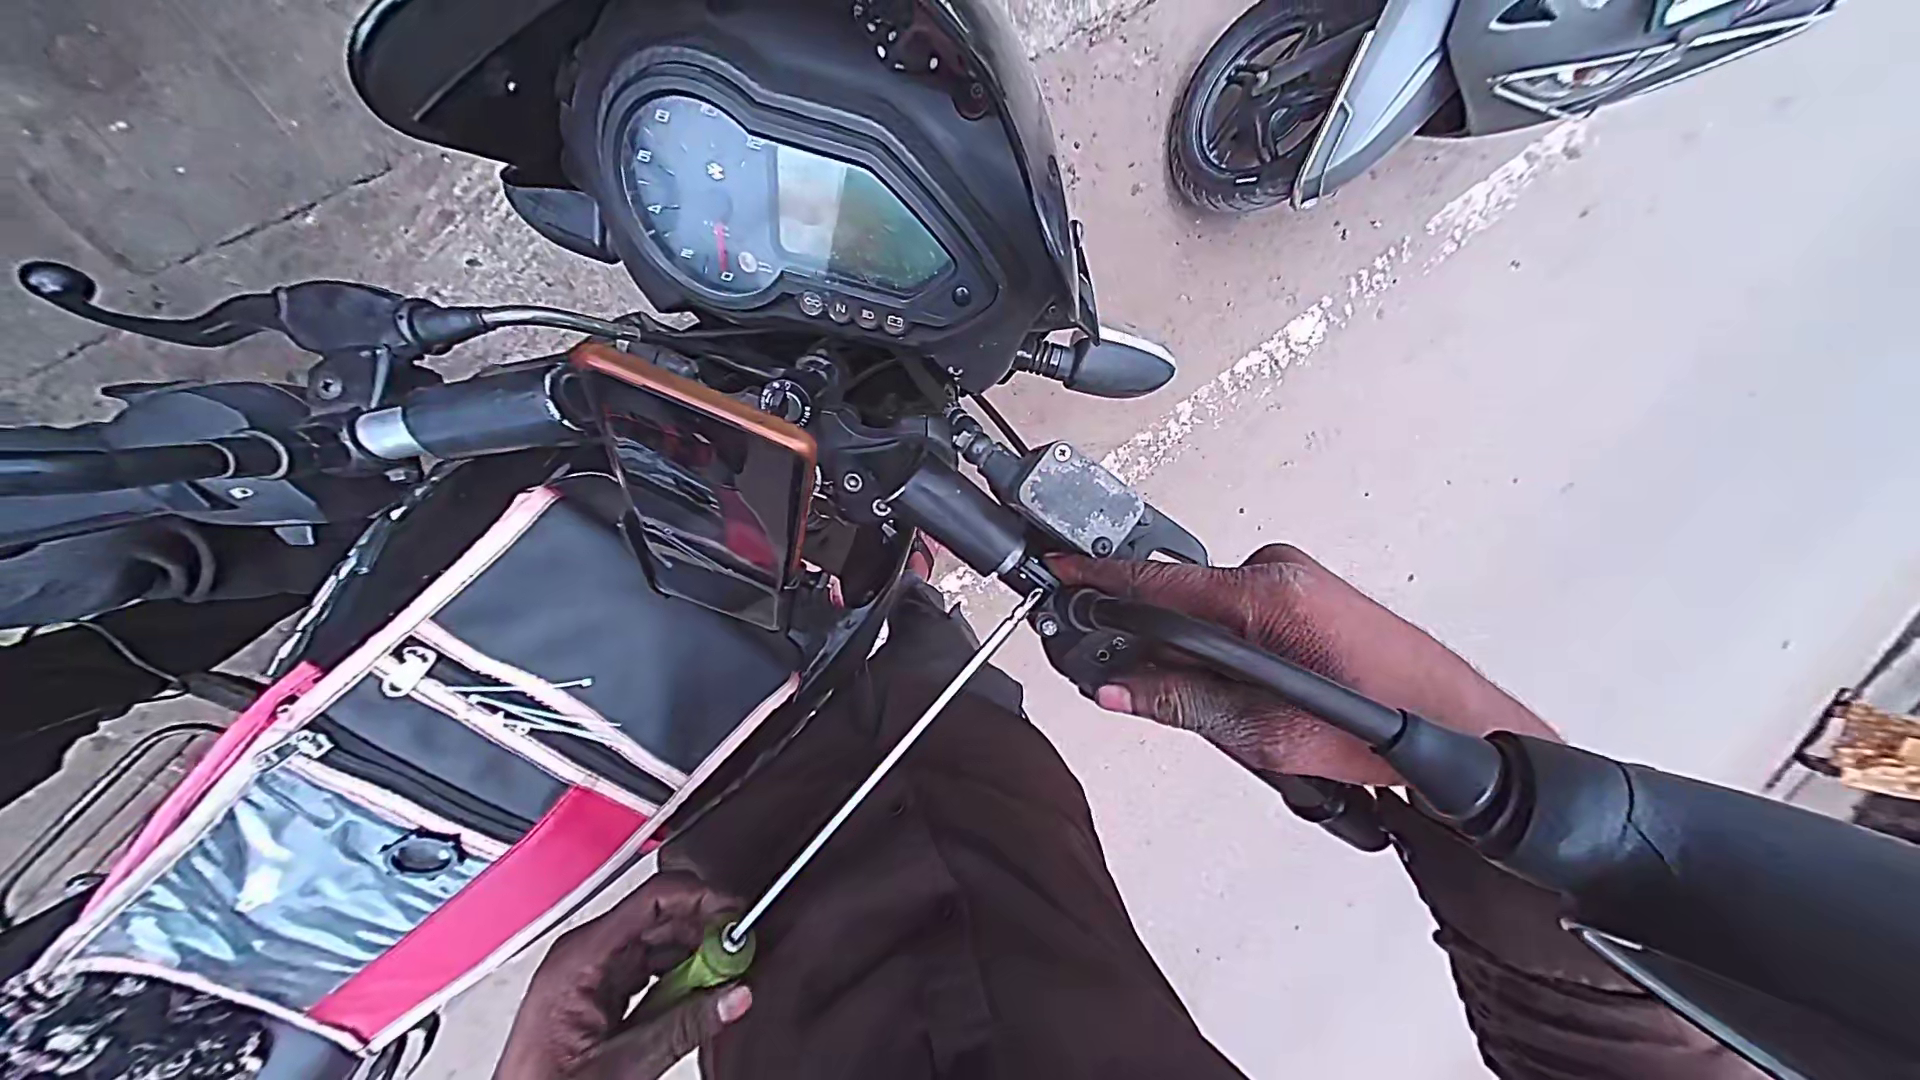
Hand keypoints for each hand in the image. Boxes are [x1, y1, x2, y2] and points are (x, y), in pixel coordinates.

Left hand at [494, 871, 751, 1079]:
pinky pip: (651, 966)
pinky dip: (682, 973)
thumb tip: (737, 993)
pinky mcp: (600, 993)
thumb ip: (685, 1026)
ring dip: (697, 952)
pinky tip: (700, 990)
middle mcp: (584, 955)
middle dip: (705, 928)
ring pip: (660, 940)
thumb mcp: (622, 1068)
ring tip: (724, 972)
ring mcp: (591, 973)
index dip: (700, 897)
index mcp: (579, 959)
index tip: (734, 912)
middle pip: (661, 916)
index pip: (652, 899)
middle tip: (738, 946)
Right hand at [1048, 546, 1556, 785]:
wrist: (1463, 730)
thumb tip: (1119, 687)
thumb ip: (1181, 703)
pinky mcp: (1299, 588)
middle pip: (1178, 594)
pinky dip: (1217, 639)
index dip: (1101, 576)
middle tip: (1139, 680)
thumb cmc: (1388, 729)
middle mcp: (1279, 571)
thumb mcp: (1267, 735)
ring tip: (1226, 702)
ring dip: (1192, 645)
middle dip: (1151, 636)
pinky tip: (1241, 681)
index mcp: (1272, 595)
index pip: (1160, 581)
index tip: (1064, 569)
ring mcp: (1292, 575)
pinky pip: (1230, 606)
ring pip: (1204, 606)